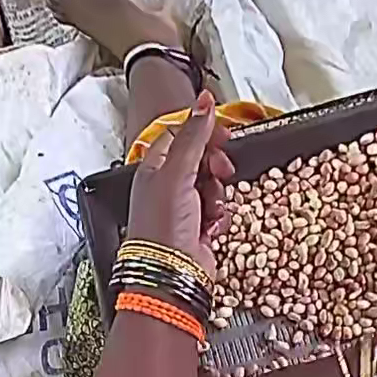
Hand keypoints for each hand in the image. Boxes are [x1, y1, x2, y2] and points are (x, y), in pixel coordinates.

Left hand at [126, 90, 232, 277]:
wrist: (172, 273)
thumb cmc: (163, 228)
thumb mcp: (177, 173)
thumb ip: (193, 136)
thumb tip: (204, 103)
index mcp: (154, 170)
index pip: (180, 136)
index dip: (202, 133)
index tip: (221, 136)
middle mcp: (167, 189)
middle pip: (201, 161)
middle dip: (214, 167)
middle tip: (219, 172)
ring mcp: (183, 210)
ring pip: (213, 187)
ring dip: (217, 196)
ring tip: (209, 209)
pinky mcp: (198, 230)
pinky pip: (218, 212)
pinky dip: (219, 218)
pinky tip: (210, 227)